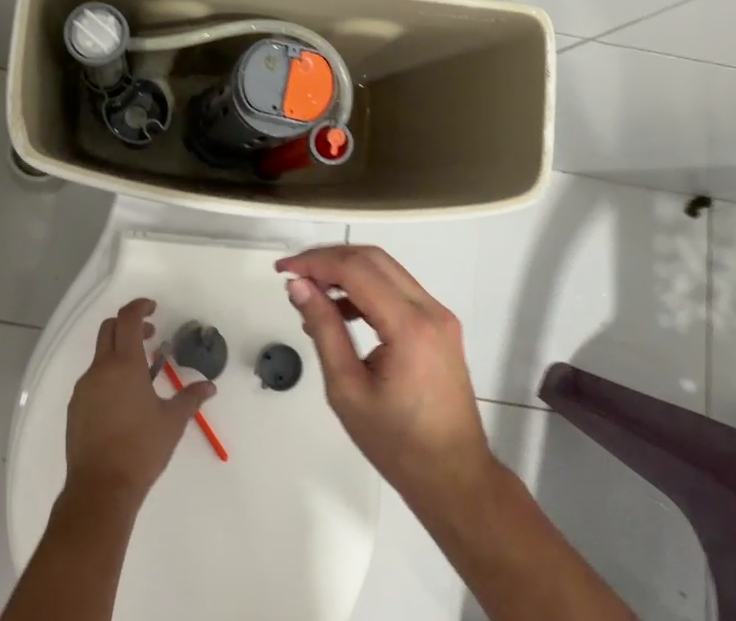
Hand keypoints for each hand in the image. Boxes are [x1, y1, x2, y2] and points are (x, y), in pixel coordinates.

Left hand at [63, 298, 215, 507]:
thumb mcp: (172, 422)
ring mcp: (84, 388)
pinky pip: (92, 380)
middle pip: (109, 330)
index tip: (153, 308)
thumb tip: (209, 386)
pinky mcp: (76, 407)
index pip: (128, 320)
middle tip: (151, 337)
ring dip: (119, 353)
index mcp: (124, 365)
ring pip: (100, 356)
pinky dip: (108, 376)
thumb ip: (191, 398)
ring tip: (141, 375)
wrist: (101, 487)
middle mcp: (100, 370)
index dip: (139, 307)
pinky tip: (124, 401)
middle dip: (129, 326)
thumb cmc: (141, 449)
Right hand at [276, 246, 492, 500]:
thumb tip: (298, 287)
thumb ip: (324, 329)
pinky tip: (340, 312)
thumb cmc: (396, 443)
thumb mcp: (347, 389)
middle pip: (373, 259)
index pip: (356, 270)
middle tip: (293, 275)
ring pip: (386, 270)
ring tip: (310, 294)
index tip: (282, 270)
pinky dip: (366, 289)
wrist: (453, 476)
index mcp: (409, 326)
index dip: (314, 262)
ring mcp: (440, 317)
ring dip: (346, 271)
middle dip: (328, 259)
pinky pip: (398, 291)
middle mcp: (430, 310)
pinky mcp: (440, 327)